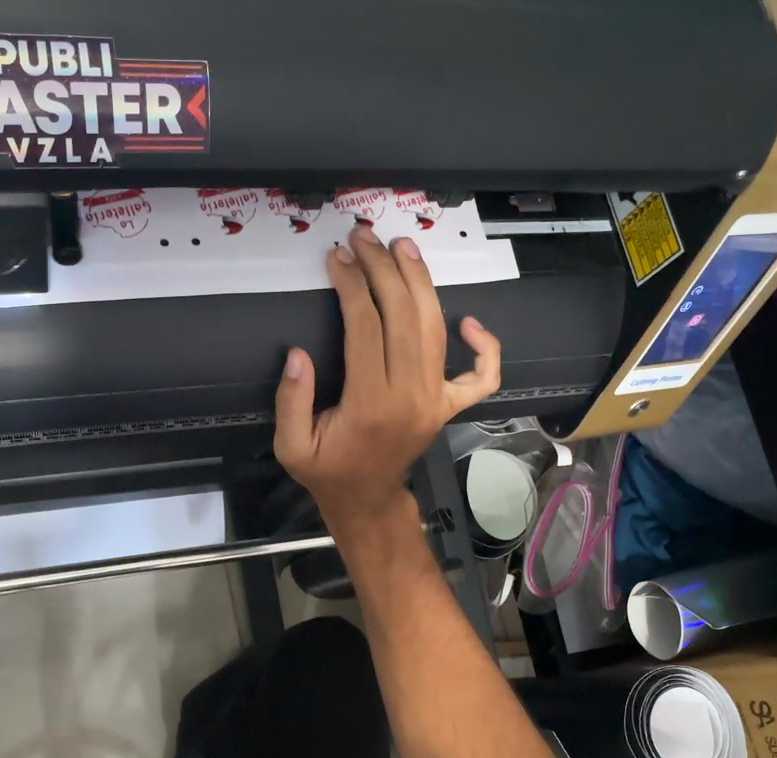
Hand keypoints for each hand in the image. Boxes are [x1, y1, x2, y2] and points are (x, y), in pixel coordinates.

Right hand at [275, 226, 501, 531]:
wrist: (366, 501)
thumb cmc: (328, 473)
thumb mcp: (291, 447)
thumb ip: (292, 402)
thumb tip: (298, 355)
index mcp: (371, 404)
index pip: (366, 327)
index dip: (351, 286)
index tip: (337, 257)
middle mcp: (410, 396)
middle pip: (404, 316)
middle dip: (383, 270)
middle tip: (365, 237)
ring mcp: (436, 400)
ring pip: (435, 329)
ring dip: (421, 283)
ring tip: (402, 248)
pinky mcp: (449, 406)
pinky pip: (481, 375)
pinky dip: (484, 346)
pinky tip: (469, 321)